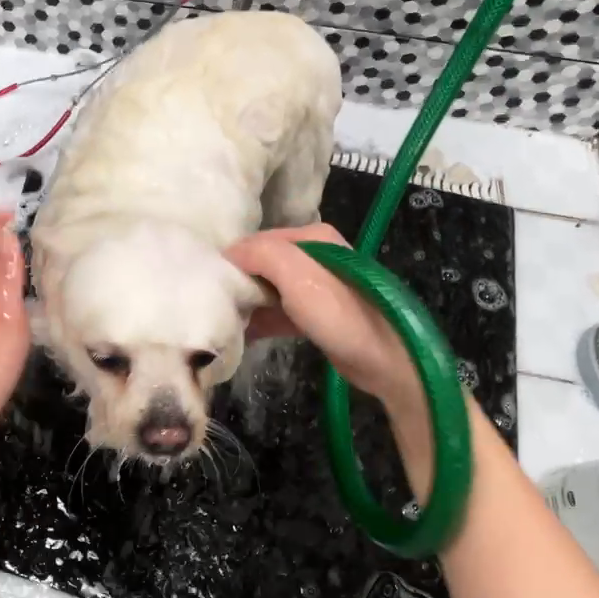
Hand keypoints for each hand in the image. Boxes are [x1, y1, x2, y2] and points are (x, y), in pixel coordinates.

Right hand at [224, 224, 427, 421]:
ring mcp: (318, 285)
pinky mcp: (319, 313)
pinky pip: (281, 310)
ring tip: (226, 322)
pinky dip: (264, 320)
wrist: (387, 361)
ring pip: (269, 288)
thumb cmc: (341, 315)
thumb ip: (262, 255)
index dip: (233, 261)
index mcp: (312, 236)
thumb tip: (229, 255)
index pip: (256, 240)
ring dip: (249, 304)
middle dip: (239, 283)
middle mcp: (314, 254)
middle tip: (216, 306)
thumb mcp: (298, 277)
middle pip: (262, 264)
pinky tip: (245, 335)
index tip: (211, 285)